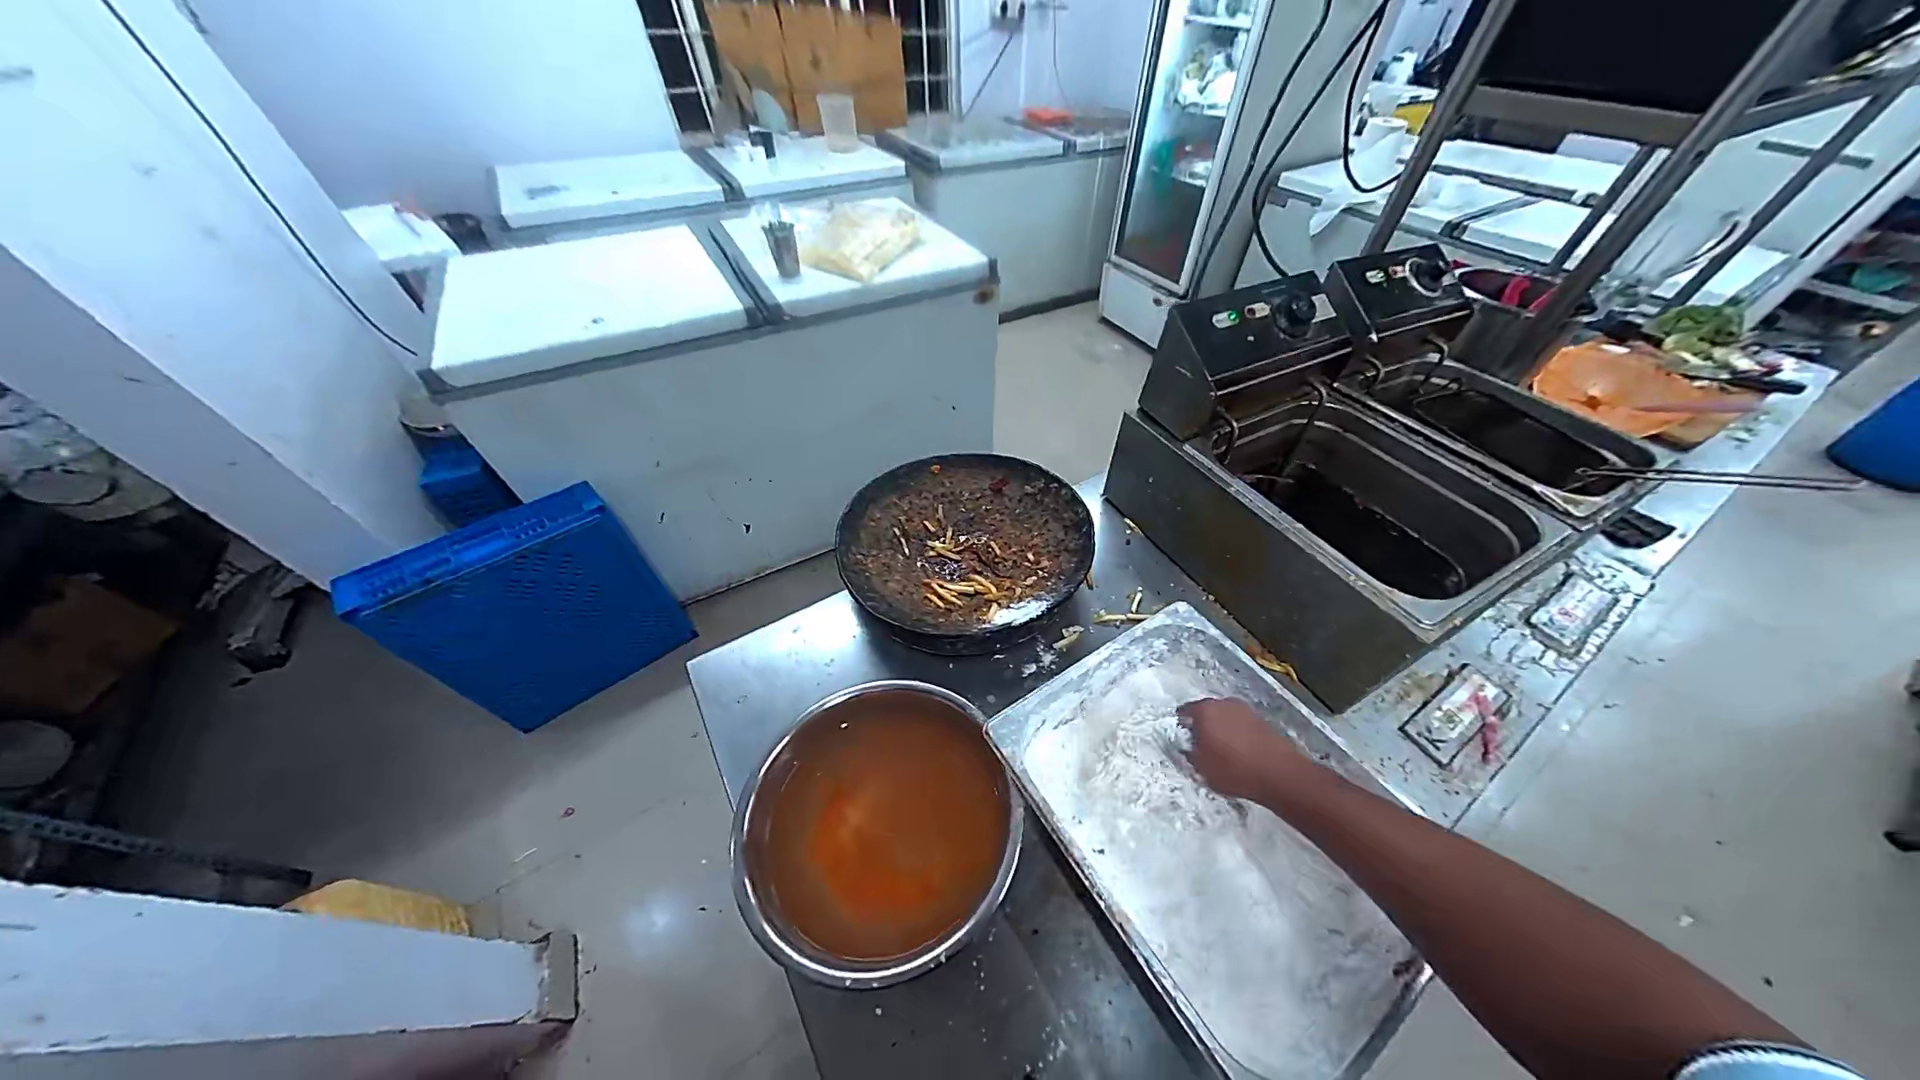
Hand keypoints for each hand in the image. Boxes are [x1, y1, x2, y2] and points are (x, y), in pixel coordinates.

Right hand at [1177, 697, 1305, 803]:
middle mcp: (1224, 703)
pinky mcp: (1262, 721)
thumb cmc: (1234, 770)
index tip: (1182, 739)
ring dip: (1221, 729)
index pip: (1184, 711)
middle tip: (1200, 745)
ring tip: (1222, 751)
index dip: (1180, 726)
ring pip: (1225, 717)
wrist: (1280, 775)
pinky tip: (1239, 752)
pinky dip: (1237, 734)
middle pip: (1206, 711)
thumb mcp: (1201, 768)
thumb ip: (1188, 753)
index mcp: (1204, 710)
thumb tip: (1188, 747)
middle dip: (1202, 725)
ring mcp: (1246, 710)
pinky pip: (1241, 725)